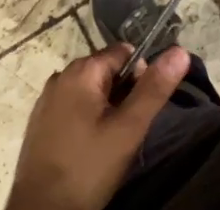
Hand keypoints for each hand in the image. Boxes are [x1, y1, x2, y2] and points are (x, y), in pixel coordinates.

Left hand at [6, 43, 188, 209]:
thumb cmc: (88, 168)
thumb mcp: (128, 129)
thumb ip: (154, 89)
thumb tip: (179, 51)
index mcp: (81, 71)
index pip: (123, 52)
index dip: (140, 76)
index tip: (141, 108)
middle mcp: (60, 76)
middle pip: (106, 71)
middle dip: (122, 95)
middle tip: (126, 131)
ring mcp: (46, 100)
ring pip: (90, 93)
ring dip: (105, 110)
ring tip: (109, 143)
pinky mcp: (40, 123)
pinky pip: (73, 109)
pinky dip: (86, 121)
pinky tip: (89, 149)